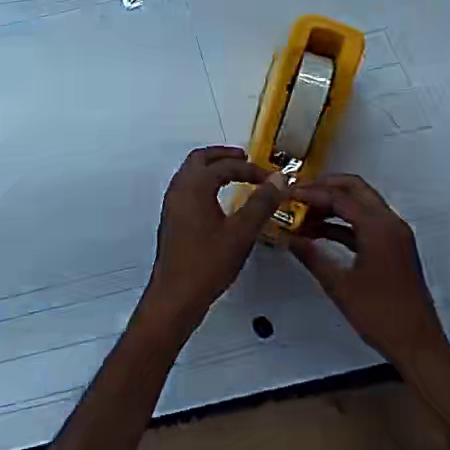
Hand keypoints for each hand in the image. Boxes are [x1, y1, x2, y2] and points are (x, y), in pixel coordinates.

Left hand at [138, 147, 277, 331]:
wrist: (176, 294)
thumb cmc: (208, 263)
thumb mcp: (241, 233)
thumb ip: (261, 203)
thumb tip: (277, 180)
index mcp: (194, 187)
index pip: (224, 165)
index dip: (250, 169)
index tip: (271, 178)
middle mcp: (178, 189)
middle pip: (200, 158)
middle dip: (223, 155)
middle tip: (246, 159)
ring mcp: (172, 203)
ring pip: (190, 172)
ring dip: (212, 168)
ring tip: (236, 174)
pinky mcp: (172, 217)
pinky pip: (187, 187)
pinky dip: (204, 182)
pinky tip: (219, 197)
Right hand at [287, 174, 447, 361]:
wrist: (417, 345)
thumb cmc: (381, 315)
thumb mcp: (339, 285)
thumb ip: (312, 256)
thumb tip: (289, 239)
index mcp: (379, 228)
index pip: (340, 197)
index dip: (311, 193)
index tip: (287, 195)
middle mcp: (390, 224)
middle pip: (355, 190)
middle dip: (325, 188)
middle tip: (298, 194)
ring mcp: (395, 236)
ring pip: (361, 205)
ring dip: (334, 206)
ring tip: (304, 216)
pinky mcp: (395, 248)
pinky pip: (366, 223)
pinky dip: (344, 223)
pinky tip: (320, 234)